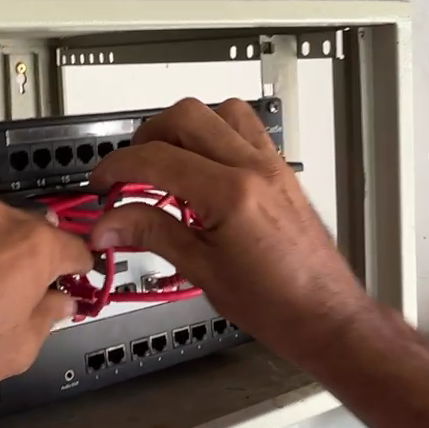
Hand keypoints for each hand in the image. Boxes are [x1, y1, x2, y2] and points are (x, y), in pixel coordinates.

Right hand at [88, 99, 376, 364]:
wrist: (325, 316)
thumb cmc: (275, 304)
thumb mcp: (200, 270)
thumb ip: (151, 234)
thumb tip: (108, 224)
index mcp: (231, 195)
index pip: (157, 158)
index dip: (118, 167)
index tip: (102, 183)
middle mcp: (254, 168)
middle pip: (186, 116)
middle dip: (147, 137)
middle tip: (130, 169)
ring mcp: (272, 165)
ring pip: (220, 111)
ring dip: (185, 127)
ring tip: (167, 158)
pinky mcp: (281, 170)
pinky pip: (247, 128)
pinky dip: (217, 133)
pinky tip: (203, 163)